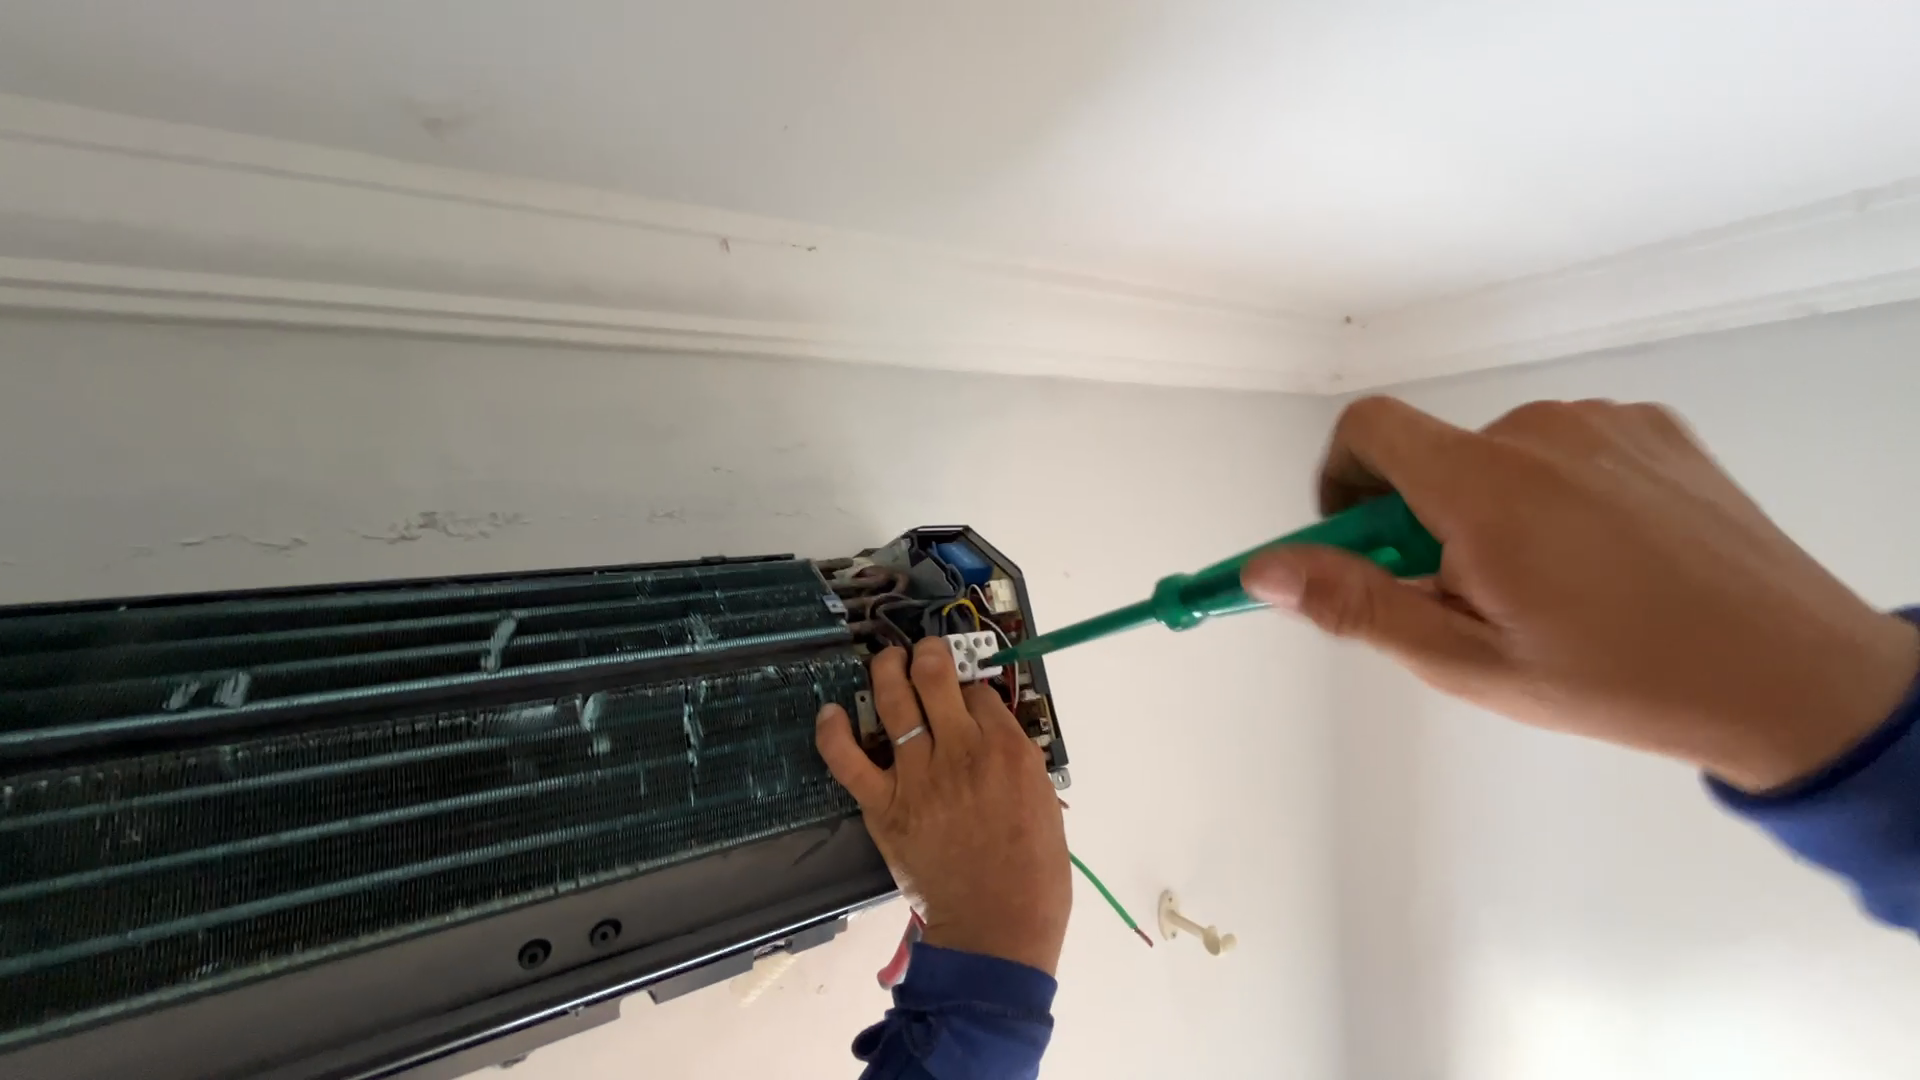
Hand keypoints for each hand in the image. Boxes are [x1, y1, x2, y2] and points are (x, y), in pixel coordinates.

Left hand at [815, 639, 1071, 973]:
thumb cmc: (1033, 868)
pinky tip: (831, 712)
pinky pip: (849, 760)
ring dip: (887, 669)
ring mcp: (917, 776)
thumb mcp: (1043, 796)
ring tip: (887, 658)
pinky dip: (833, 733)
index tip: (965, 696)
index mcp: (1005, 748)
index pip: (977, 690)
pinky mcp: (884, 806)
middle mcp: (959, 750)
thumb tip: (988, 725)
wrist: (997, 927)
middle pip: (934, 675)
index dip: (969, 686)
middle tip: (923, 652)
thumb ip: (1014, 754)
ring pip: (894, 701)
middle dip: (927, 652)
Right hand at [1244, 396, 1918, 793]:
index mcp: (1486, 484)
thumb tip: (1263, 571)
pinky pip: (1556, 447)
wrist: (1800, 681)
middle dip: (1416, 515)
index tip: (1358, 538)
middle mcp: (1540, 431)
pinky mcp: (1654, 430)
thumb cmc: (1615, 678)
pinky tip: (1594, 552)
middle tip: (1460, 590)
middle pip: (1428, 451)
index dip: (1339, 478)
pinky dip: (1544, 490)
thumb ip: (1351, 603)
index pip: (1366, 429)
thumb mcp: (1459, 657)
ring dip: (1481, 505)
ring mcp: (1606, 424)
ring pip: (1490, 453)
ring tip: (1540, 581)